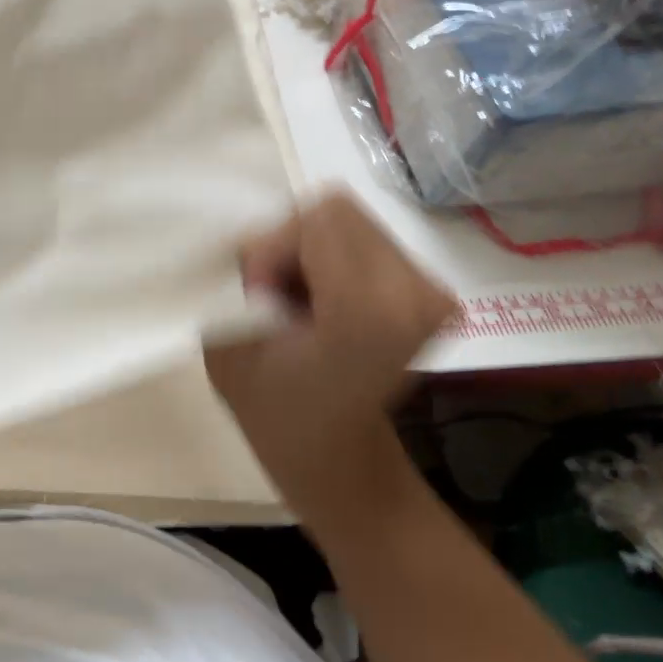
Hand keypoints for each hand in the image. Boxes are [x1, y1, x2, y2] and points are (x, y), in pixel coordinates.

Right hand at [204, 193, 454, 517]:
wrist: (329, 448)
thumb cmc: (267, 405)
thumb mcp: (225, 342)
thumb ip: (240, 282)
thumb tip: (258, 242)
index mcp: (367, 311)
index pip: (315, 220)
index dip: (272, 248)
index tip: (259, 295)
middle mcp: (417, 294)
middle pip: (339, 213)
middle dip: (293, 243)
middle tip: (276, 294)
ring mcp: (436, 292)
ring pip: (354, 222)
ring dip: (314, 250)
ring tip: (301, 300)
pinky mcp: (438, 292)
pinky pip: (372, 241)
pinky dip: (336, 260)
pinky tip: (326, 301)